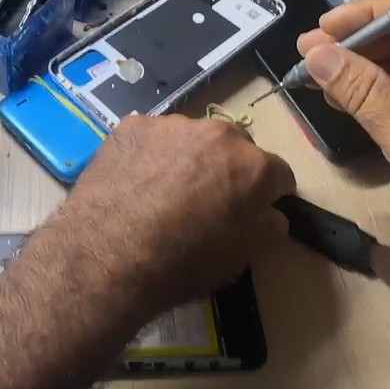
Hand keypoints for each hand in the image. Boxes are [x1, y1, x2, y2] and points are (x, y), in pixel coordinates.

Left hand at [35, 115, 294, 320]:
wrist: (111, 253)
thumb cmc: (184, 263)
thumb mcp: (239, 258)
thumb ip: (265, 227)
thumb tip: (271, 213)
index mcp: (253, 166)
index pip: (278, 174)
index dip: (269, 194)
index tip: (255, 209)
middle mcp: (217, 134)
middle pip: (235, 146)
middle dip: (229, 168)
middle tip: (207, 199)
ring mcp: (172, 124)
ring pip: (191, 137)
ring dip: (187, 157)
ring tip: (164, 190)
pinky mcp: (133, 125)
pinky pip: (152, 136)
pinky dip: (149, 153)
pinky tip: (134, 180)